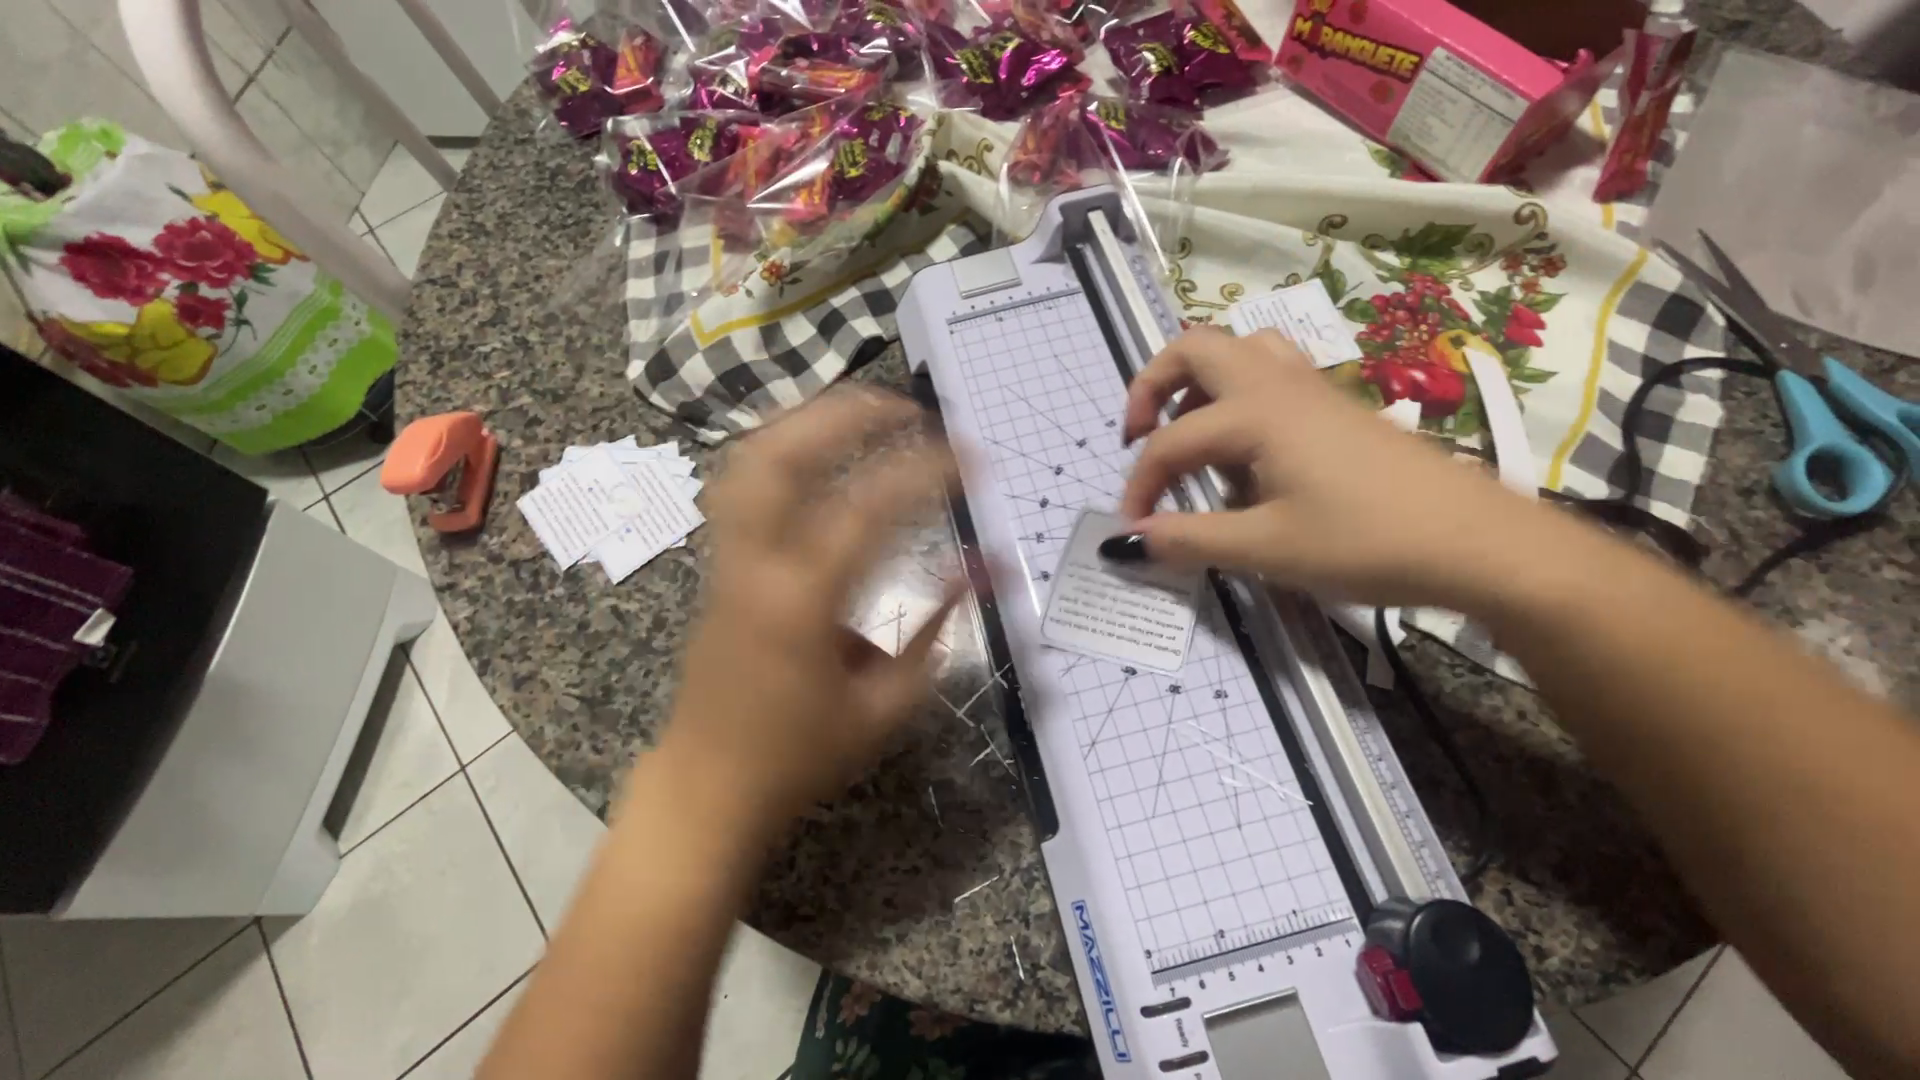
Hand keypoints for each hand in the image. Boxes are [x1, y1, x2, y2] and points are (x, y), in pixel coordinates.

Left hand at [662, 389, 961, 827]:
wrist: (709, 784)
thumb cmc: (802, 755)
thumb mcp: (886, 702)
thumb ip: (937, 624)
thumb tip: (989, 567)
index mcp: (799, 601)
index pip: (867, 508)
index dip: (925, 471)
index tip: (973, 456)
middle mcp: (753, 563)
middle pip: (781, 455)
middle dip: (845, 415)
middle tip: (906, 407)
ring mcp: (725, 558)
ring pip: (749, 460)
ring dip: (807, 422)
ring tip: (864, 413)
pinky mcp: (718, 563)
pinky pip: (743, 485)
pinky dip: (784, 450)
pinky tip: (822, 453)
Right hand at [1113, 327, 1560, 610]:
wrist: (1476, 540)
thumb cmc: (1366, 542)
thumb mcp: (1267, 550)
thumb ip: (1190, 540)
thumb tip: (1128, 542)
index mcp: (1255, 414)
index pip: (1170, 442)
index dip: (1140, 485)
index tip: (1134, 530)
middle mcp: (1278, 384)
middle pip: (1196, 348)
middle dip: (1152, 384)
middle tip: (1140, 435)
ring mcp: (1313, 389)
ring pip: (1240, 349)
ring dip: (1199, 381)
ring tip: (1191, 433)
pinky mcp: (1338, 406)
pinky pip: (1271, 373)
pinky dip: (1239, 394)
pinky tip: (1249, 450)